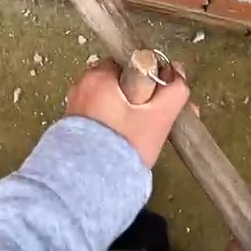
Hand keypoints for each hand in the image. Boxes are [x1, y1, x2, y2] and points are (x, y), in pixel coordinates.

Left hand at [64, 58, 187, 166]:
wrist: (88, 185)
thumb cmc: (123, 147)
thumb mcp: (158, 119)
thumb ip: (174, 93)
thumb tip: (179, 75)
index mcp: (99, 76)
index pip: (130, 65)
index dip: (149, 80)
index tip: (159, 99)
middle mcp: (82, 85)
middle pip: (121, 82)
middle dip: (142, 98)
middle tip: (157, 120)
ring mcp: (75, 105)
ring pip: (111, 100)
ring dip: (129, 112)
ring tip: (143, 136)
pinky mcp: (71, 125)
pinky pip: (99, 116)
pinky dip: (113, 124)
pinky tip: (126, 142)